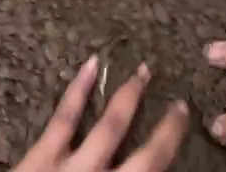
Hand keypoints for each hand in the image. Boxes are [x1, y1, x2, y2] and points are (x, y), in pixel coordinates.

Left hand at [12, 56, 190, 171]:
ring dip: (128, 99)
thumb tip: (142, 169)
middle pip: (144, 158)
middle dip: (165, 131)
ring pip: (109, 128)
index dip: (171, 149)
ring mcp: (71, 168)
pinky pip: (64, 118)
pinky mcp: (41, 156)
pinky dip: (79, 88)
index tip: (184, 124)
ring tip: (142, 71)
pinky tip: (90, 65)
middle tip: (178, 103)